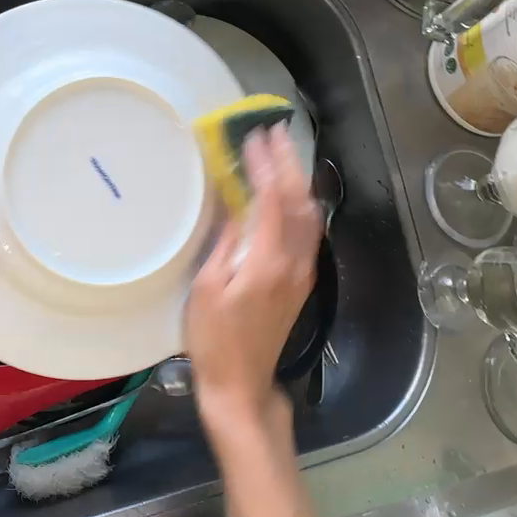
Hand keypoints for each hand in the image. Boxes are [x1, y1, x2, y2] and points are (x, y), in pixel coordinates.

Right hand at [185, 125, 321, 426]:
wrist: (241, 384)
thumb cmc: (214, 340)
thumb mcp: (206, 288)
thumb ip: (227, 242)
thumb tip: (237, 203)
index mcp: (267, 262)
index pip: (272, 199)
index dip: (265, 165)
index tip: (254, 136)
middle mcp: (294, 262)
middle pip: (299, 201)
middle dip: (289, 163)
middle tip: (276, 132)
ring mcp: (302, 272)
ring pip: (309, 215)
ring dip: (298, 180)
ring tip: (283, 153)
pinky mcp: (301, 281)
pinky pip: (308, 231)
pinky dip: (300, 203)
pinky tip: (290, 193)